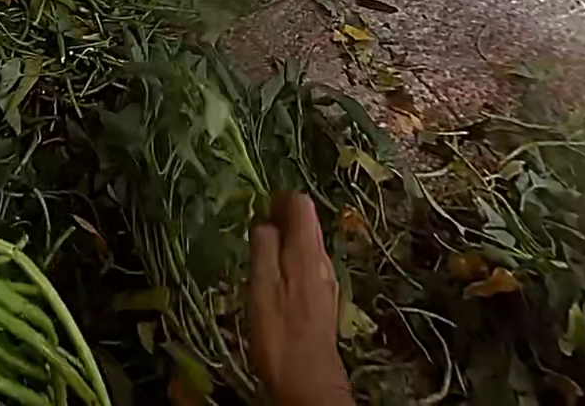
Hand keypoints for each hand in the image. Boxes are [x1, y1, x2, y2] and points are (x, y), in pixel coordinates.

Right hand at [249, 192, 352, 405]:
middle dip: (283, 216)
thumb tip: (263, 219)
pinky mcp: (325, 297)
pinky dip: (292, 257)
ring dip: (287, 237)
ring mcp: (326, 279)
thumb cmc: (279, 334)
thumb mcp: (261, 285)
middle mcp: (322, 259)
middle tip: (258, 229)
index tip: (260, 208)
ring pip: (308, 241)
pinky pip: (309, 261)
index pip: (300, 202)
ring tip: (262, 252)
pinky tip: (277, 277)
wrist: (309, 385)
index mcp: (306, 251)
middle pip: (307, 219)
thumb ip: (263, 246)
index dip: (279, 198)